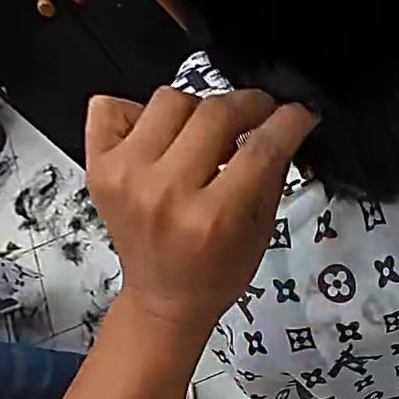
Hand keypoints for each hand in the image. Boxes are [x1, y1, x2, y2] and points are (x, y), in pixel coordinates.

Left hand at [85, 87, 315, 338]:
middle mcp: (166, 192)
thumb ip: (270, 177)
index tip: (301, 113)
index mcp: (215, 217)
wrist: (166, 298)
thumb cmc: (219, 272)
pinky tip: (162, 138)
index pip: (261, 149)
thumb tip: (282, 127)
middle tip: (264, 110)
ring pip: (170, 100)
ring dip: (201, 109)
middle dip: (250, 104)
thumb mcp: (261, 231)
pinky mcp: (97, 166)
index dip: (289, 122)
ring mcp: (125, 175)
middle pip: (216, 114)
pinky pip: (114, 107)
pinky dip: (143, 114)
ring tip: (211, 133)